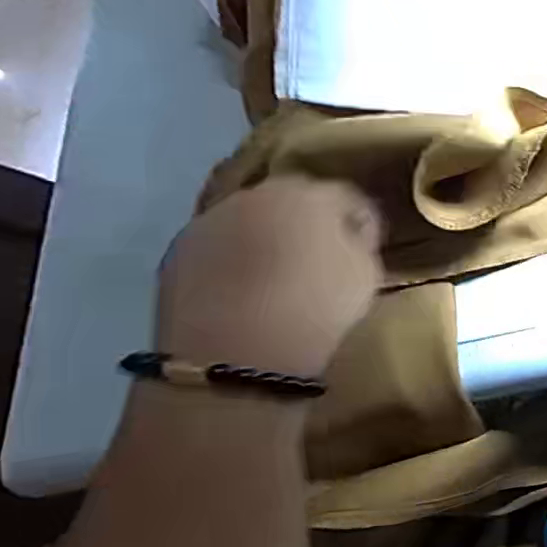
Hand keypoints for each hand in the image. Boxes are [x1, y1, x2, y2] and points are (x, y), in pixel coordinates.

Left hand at [155, 178, 382, 376]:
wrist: (238, 351)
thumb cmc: (318, 305)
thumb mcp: (366, 271)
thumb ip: (359, 241)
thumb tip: (346, 233)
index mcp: (307, 194)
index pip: (346, 194)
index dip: (362, 221)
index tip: (368, 247)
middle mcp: (254, 194)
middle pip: (293, 199)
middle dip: (310, 222)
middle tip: (325, 257)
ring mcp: (208, 220)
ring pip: (253, 220)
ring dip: (270, 237)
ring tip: (284, 276)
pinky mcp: (177, 252)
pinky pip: (222, 247)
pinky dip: (238, 259)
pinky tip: (250, 291)